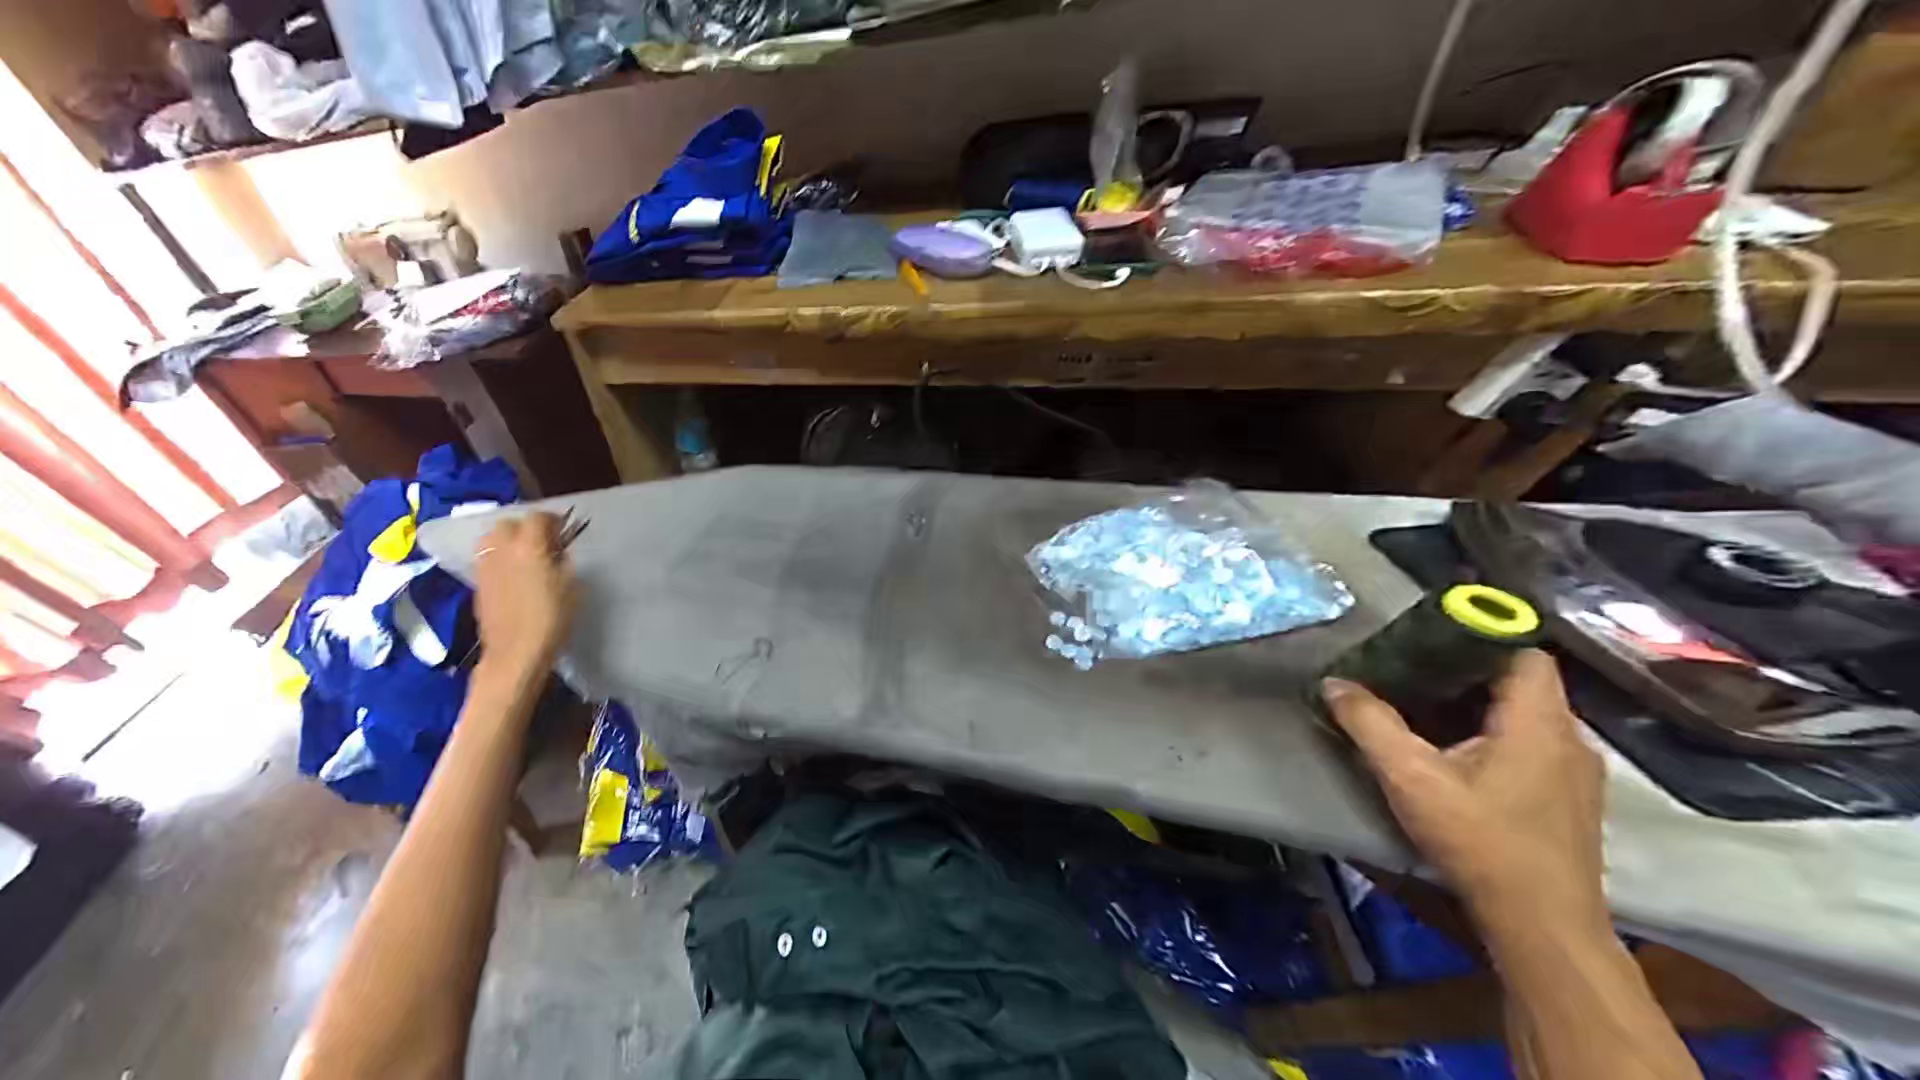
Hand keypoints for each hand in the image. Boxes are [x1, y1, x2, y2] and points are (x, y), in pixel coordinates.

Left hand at [472, 513, 578, 672]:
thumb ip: (563, 560)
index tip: (564, 530)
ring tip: (524, 553)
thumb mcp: (572, 585)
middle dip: (526, 526)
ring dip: (508, 539)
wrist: (516, 652)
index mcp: (529, 548)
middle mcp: (502, 550)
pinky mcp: (477, 582)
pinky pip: (487, 556)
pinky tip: (513, 571)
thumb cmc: (552, 619)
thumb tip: (557, 549)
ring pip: (492, 538)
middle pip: (509, 523)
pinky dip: (499, 556)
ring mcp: (485, 565)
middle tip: (543, 541)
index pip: (537, 517)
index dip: (552, 519)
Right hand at [1322, 650, 1606, 928]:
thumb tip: (1333, 684)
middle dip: (1463, 670)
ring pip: (1525, 711)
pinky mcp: (1568, 795)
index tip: (1427, 641)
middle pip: (1518, 679)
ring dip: (1476, 703)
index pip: (1521, 651)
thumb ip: (1369, 724)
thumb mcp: (1410, 778)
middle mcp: (1567, 737)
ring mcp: (1575, 769)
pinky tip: (1455, 753)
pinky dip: (1492, 731)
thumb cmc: (1481, 842)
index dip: (1477, 636)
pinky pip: (1531, 740)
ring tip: (1423, 708)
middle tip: (1410, 673)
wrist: (1543, 925)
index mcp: (1538, 721)